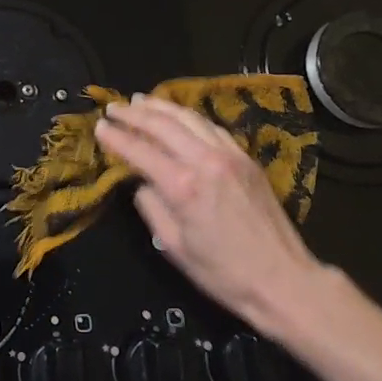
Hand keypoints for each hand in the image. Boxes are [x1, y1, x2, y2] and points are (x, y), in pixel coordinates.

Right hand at [95, 94, 332, 337]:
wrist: (282, 280)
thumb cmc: (222, 273)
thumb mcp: (173, 246)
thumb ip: (151, 207)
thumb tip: (143, 182)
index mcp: (182, 186)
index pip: (139, 150)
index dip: (116, 137)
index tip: (99, 126)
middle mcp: (205, 161)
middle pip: (163, 124)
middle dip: (134, 113)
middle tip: (113, 107)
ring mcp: (230, 155)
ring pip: (189, 118)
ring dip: (161, 106)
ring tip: (140, 100)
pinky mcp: (246, 159)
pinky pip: (212, 127)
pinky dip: (189, 117)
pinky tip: (178, 117)